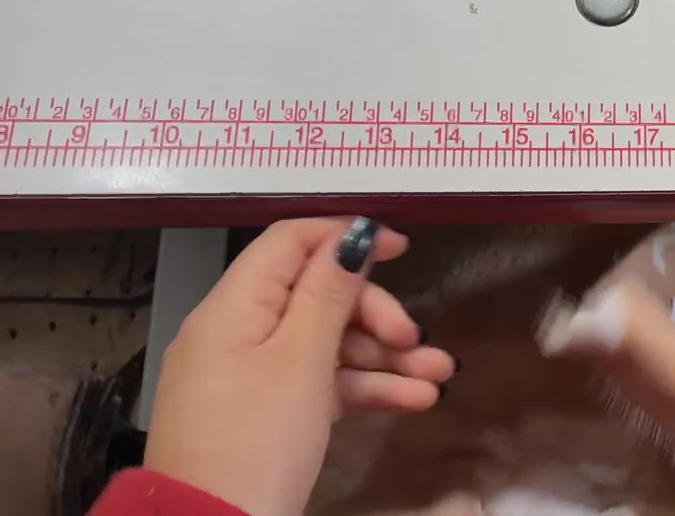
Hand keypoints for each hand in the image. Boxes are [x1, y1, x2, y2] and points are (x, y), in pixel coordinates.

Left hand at [144, 217, 456, 515]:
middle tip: (413, 337)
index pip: (292, 242)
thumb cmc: (256, 439)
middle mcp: (242, 332)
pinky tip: (417, 398)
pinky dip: (369, 385)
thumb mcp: (303, 358)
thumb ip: (330, 291)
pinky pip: (327, 379)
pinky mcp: (273, 410)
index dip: (347, 235)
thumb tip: (353, 234)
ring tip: (439, 374)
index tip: (401, 248)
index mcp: (236, 308)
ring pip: (334, 340)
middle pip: (323, 293)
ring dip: (387, 353)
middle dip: (378, 311)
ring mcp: (257, 374)